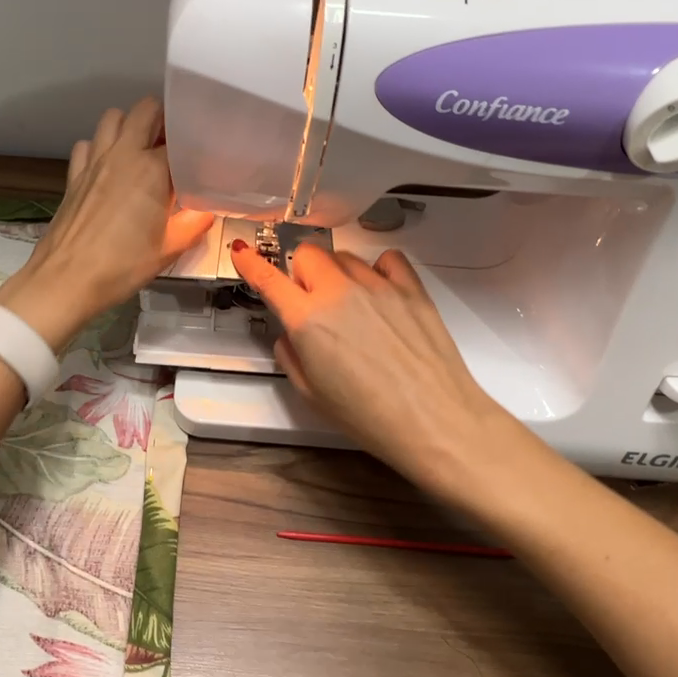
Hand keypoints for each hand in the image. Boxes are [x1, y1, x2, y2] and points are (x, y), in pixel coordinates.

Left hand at [0, 98, 213, 348]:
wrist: (66, 280)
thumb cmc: (121, 266)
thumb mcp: (169, 250)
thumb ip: (193, 224)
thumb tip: (208, 210)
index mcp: (152, 169)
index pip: (180, 138)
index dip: (192, 144)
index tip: (200, 156)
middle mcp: (123, 154)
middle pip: (146, 109)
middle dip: (163, 118)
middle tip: (173, 143)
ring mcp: (94, 161)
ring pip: (113, 117)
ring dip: (129, 125)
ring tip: (141, 150)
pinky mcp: (74, 175)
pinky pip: (88, 143)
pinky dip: (100, 146)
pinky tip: (108, 168)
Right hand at [231, 242, 521, 500]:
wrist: (433, 421)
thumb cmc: (373, 417)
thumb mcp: (312, 395)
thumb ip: (291, 357)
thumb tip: (289, 338)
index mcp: (308, 322)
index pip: (268, 279)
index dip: (251, 264)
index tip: (244, 255)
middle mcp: (340, 294)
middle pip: (308, 254)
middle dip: (301, 271)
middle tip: (307, 298)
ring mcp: (379, 287)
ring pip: (345, 256)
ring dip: (337, 273)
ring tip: (347, 305)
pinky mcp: (411, 289)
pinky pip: (387, 259)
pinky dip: (377, 269)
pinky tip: (379, 292)